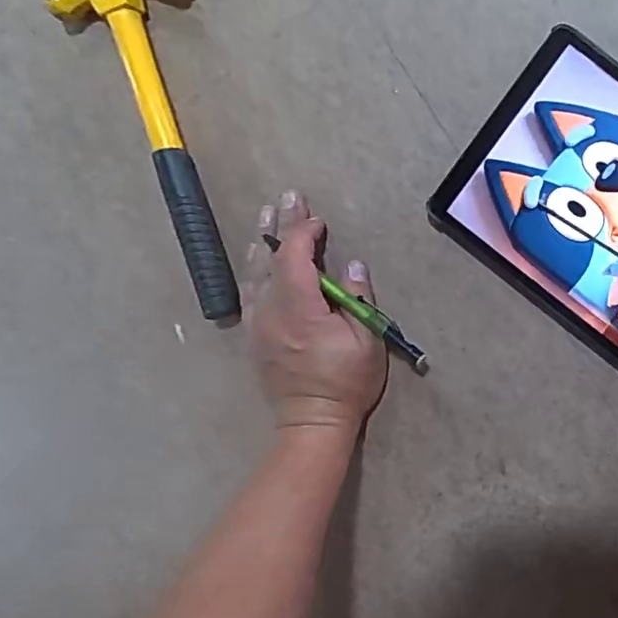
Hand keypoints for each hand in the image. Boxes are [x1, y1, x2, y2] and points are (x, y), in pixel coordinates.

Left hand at [242, 190, 386, 431]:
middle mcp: (271, 311)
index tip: (319, 221)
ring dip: (263, 242)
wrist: (312, 420)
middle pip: (271, 259)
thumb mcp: (367, 343)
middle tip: (287, 197)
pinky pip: (250, 292)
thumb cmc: (347, 382)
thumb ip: (358, 301)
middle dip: (281, 226)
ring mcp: (258, 323)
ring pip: (254, 273)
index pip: (295, 259)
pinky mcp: (254, 334)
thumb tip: (351, 266)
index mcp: (300, 311)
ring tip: (267, 216)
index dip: (304, 234)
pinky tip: (258, 258)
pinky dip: (255, 269)